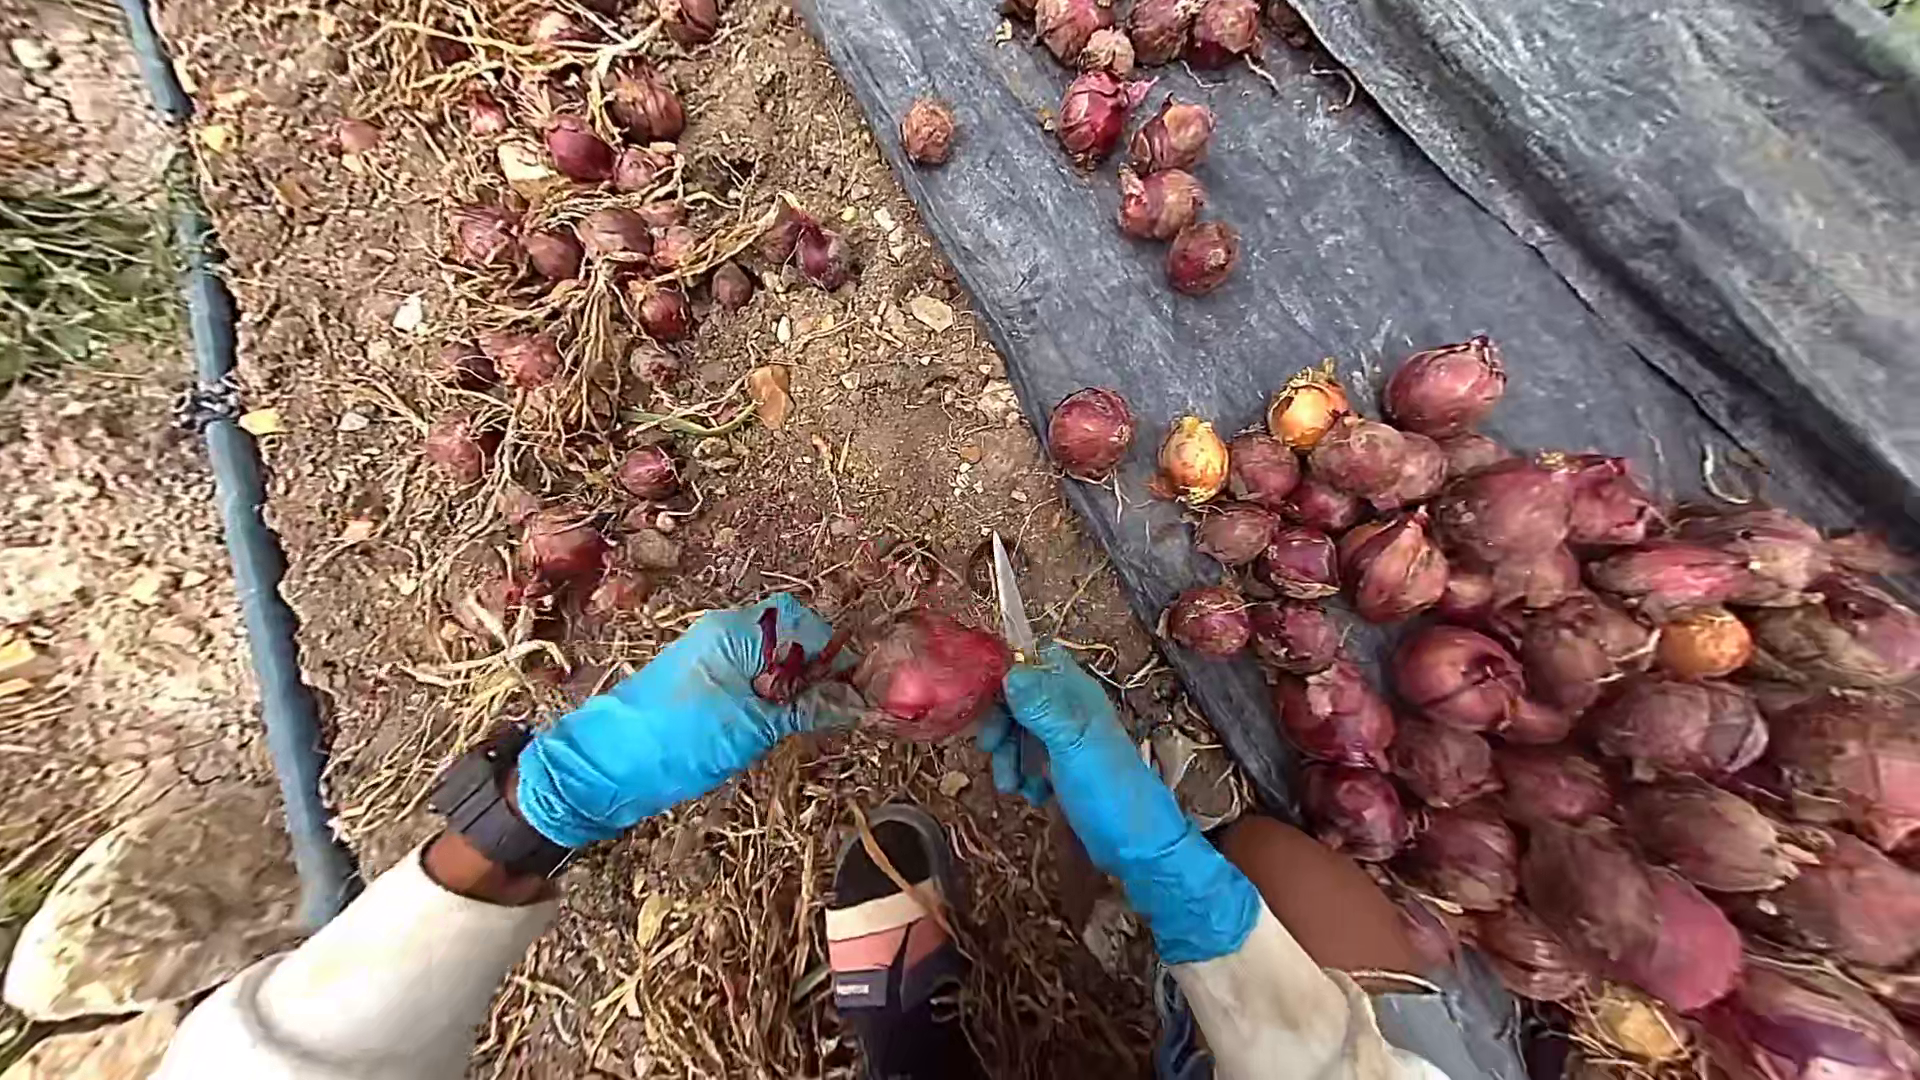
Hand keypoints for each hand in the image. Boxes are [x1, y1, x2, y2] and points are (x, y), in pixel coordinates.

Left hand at [515, 593, 840, 848]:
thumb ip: (808, 709)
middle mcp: (725, 631)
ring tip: (806, 717)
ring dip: (795, 684)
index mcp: (737, 630)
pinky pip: (753, 672)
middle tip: (830, 706)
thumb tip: (858, 704)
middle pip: (792, 637)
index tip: (851, 689)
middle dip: (815, 670)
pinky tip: (777, 720)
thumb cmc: (676, 741)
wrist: (598, 770)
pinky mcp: (704, 678)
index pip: (805, 624)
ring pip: (774, 657)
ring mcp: (712, 653)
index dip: (832, 654)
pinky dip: (773, 693)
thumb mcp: (751, 728)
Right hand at [981, 643, 1259, 964]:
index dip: (1009, 667)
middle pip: (1019, 695)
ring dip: (1008, 754)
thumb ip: (1040, 706)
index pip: (1037, 656)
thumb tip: (1009, 671)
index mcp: (1076, 692)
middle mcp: (1068, 709)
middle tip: (989, 748)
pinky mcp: (1059, 767)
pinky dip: (1022, 773)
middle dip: (1000, 720)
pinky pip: (1027, 757)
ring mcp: (1064, 738)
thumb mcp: (1071, 744)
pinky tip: (1031, 793)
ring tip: (1013, 785)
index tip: (985, 693)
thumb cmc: (1108, 790)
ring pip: (1018, 728)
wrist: (1138, 850)